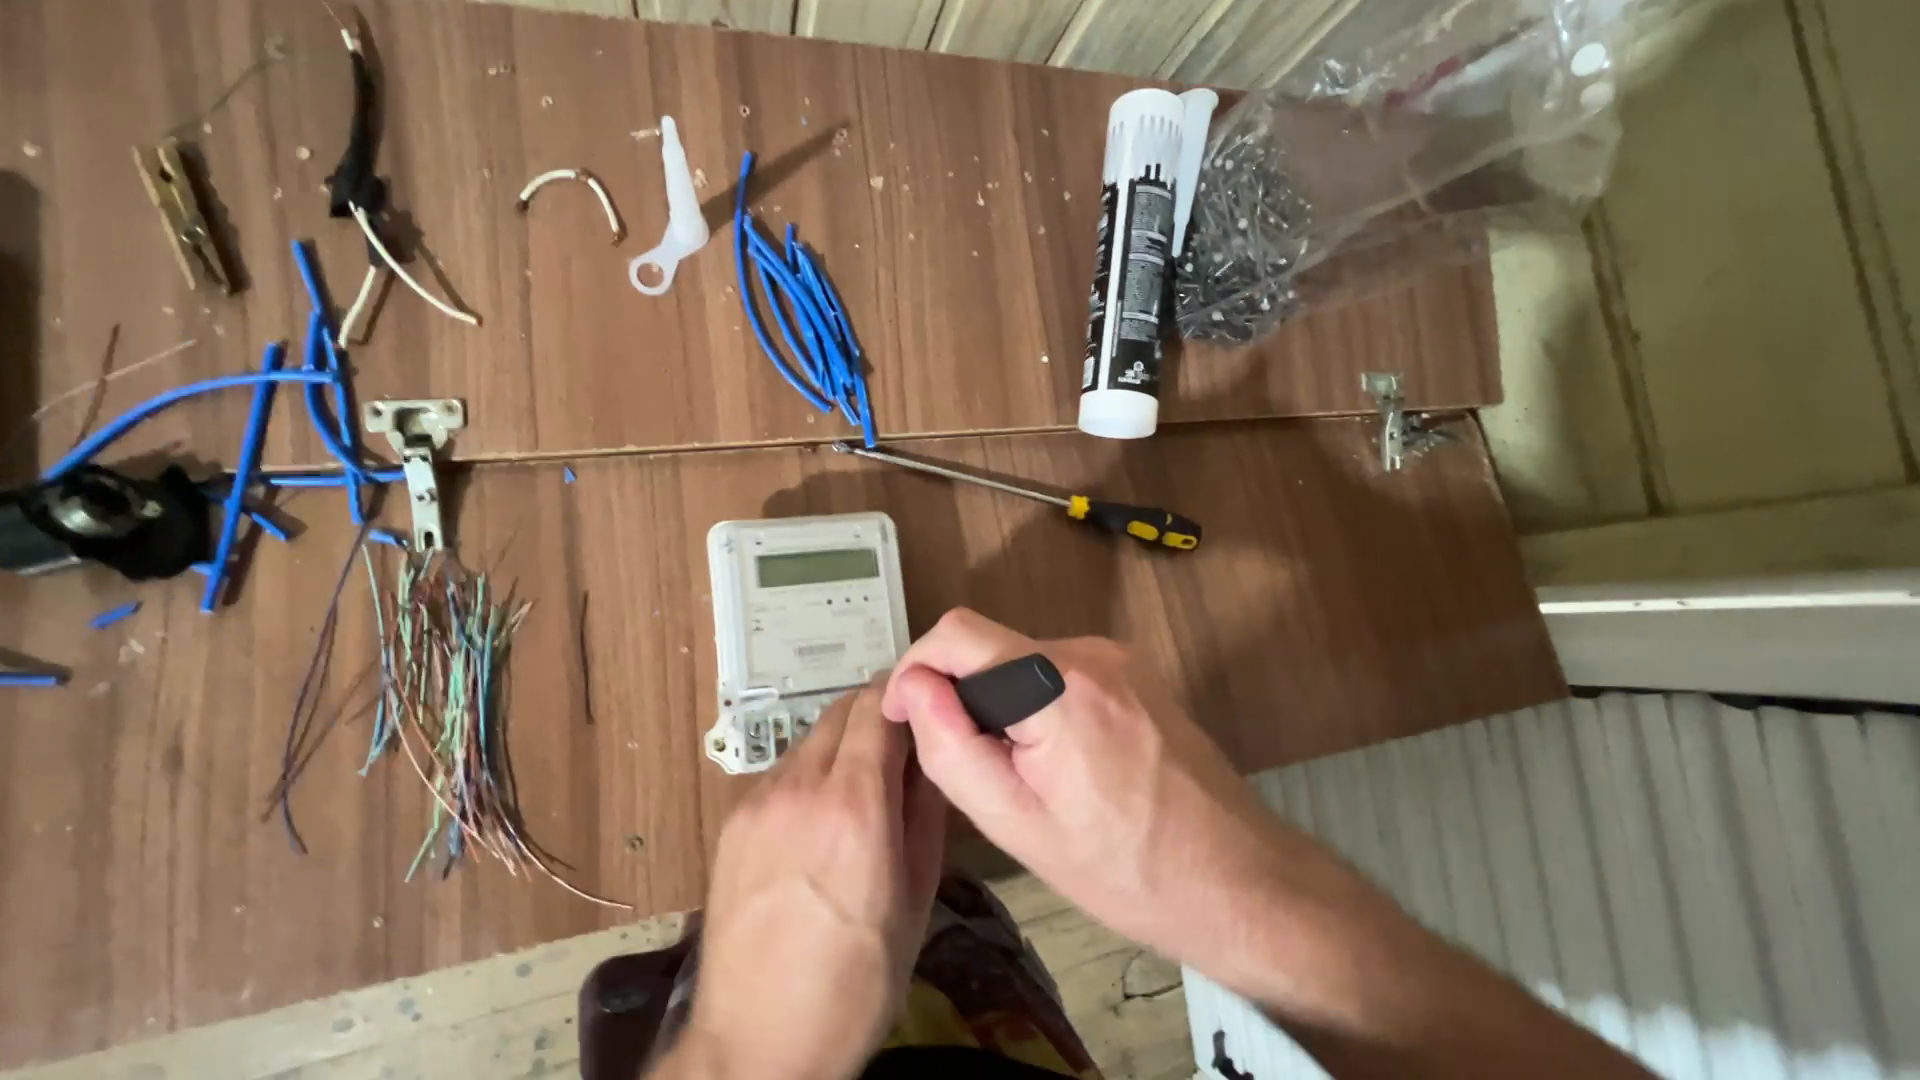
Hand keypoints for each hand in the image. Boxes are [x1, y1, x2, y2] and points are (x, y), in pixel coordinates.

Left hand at [663, 683, 945, 1079]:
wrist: (757, 1042)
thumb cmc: (858, 981)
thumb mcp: (916, 898)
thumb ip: (925, 813)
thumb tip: (929, 760)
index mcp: (855, 804)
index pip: (878, 705)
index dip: (905, 694)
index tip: (926, 703)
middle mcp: (800, 787)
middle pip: (841, 711)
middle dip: (876, 714)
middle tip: (902, 742)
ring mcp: (757, 802)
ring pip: (809, 740)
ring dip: (841, 744)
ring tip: (863, 786)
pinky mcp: (732, 823)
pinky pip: (781, 774)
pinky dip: (809, 774)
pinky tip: (820, 820)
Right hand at [880, 609, 1294, 983]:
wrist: (1236, 880)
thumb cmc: (1124, 868)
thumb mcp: (1016, 823)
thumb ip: (951, 747)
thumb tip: (912, 687)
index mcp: (1058, 684)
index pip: (956, 632)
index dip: (915, 668)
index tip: (905, 718)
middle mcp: (1091, 652)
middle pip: (989, 647)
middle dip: (962, 697)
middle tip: (973, 769)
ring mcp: (1119, 658)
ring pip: (1021, 661)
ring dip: (1001, 705)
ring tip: (1022, 777)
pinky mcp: (1134, 673)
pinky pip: (1058, 673)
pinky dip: (1036, 706)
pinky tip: (1058, 766)